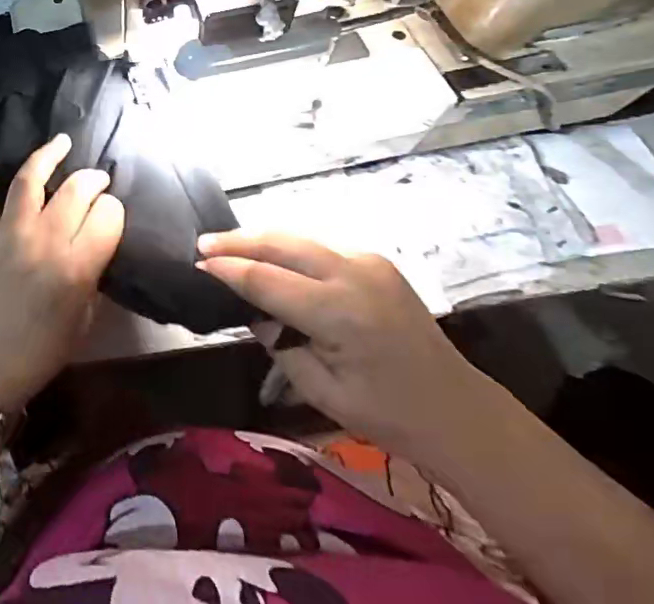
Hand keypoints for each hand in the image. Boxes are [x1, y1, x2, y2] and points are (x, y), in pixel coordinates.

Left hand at [0, 134, 123, 411]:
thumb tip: (99, 231)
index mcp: (76, 268)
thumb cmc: (46, 346)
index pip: (107, 215)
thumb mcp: (87, 312)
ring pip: (30, 179)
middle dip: (93, 182)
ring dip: (49, 155)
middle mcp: (43, 243)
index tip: (111, 217)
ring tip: (63, 144)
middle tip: (97, 184)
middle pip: (76, 191)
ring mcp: (8, 235)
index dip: (114, 211)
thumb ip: (95, 267)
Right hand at [199, 230, 482, 456]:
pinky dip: (292, 250)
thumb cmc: (387, 413)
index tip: (197, 263)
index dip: (229, 270)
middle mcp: (353, 273)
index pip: (267, 279)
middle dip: (240, 241)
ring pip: (302, 240)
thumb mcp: (323, 391)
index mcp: (339, 312)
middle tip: (204, 242)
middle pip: (283, 244)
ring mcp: (369, 262)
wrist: (456, 407)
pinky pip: (323, 248)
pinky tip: (273, 258)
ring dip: (265, 240)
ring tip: (229, 245)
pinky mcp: (377, 262)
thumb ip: (281, 345)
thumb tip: (254, 311)